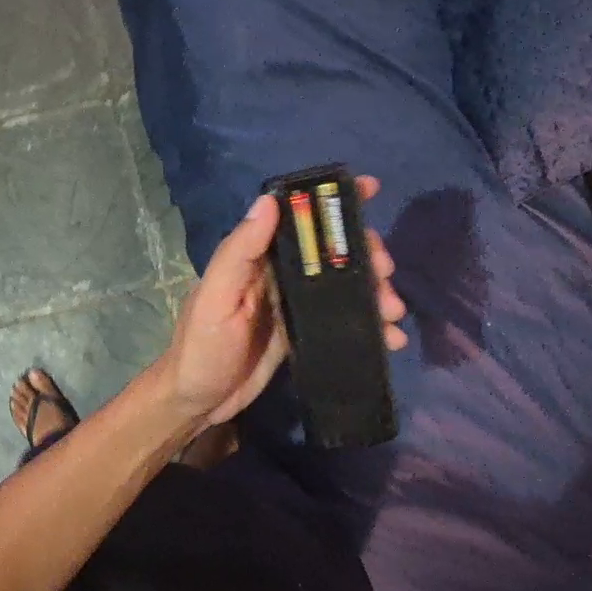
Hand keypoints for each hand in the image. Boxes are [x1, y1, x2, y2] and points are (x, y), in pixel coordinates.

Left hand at [157, 175, 408, 430]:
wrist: (198, 401)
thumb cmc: (202, 347)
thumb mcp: (216, 298)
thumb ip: (241, 252)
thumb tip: (268, 201)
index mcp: (257, 258)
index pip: (298, 219)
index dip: (333, 202)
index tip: (371, 189)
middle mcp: (278, 275)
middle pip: (331, 252)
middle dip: (366, 255)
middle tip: (386, 272)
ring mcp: (293, 305)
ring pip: (343, 286)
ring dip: (374, 292)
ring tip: (393, 312)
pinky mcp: (304, 334)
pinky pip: (343, 320)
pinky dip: (369, 326)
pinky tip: (390, 339)